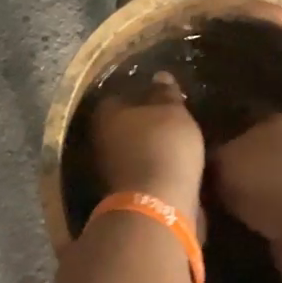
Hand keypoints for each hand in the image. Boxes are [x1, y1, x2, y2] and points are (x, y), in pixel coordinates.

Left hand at [92, 72, 204, 225]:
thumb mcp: (172, 111)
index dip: (141, 93)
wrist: (161, 207)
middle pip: (125, 124)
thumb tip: (159, 75)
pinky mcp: (128, 194)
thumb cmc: (163, 146)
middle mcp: (101, 140)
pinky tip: (178, 165)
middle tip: (173, 118)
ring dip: (152, 147)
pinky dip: (158, 168)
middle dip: (145, 122)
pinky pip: (145, 171)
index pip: (119, 96)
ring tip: (180, 142)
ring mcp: (112, 170)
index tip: (162, 95)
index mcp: (106, 114)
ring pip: (134, 150)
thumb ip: (165, 92)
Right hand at [211, 114, 281, 244]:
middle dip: (230, 165)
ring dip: (245, 193)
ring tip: (217, 207)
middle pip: (250, 149)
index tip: (195, 151)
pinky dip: (259, 215)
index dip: (215, 133)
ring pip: (262, 180)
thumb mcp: (221, 162)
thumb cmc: (265, 183)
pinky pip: (272, 207)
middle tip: (203, 181)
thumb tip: (199, 158)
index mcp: (271, 119)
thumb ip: (208, 156)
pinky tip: (238, 224)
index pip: (236, 117)